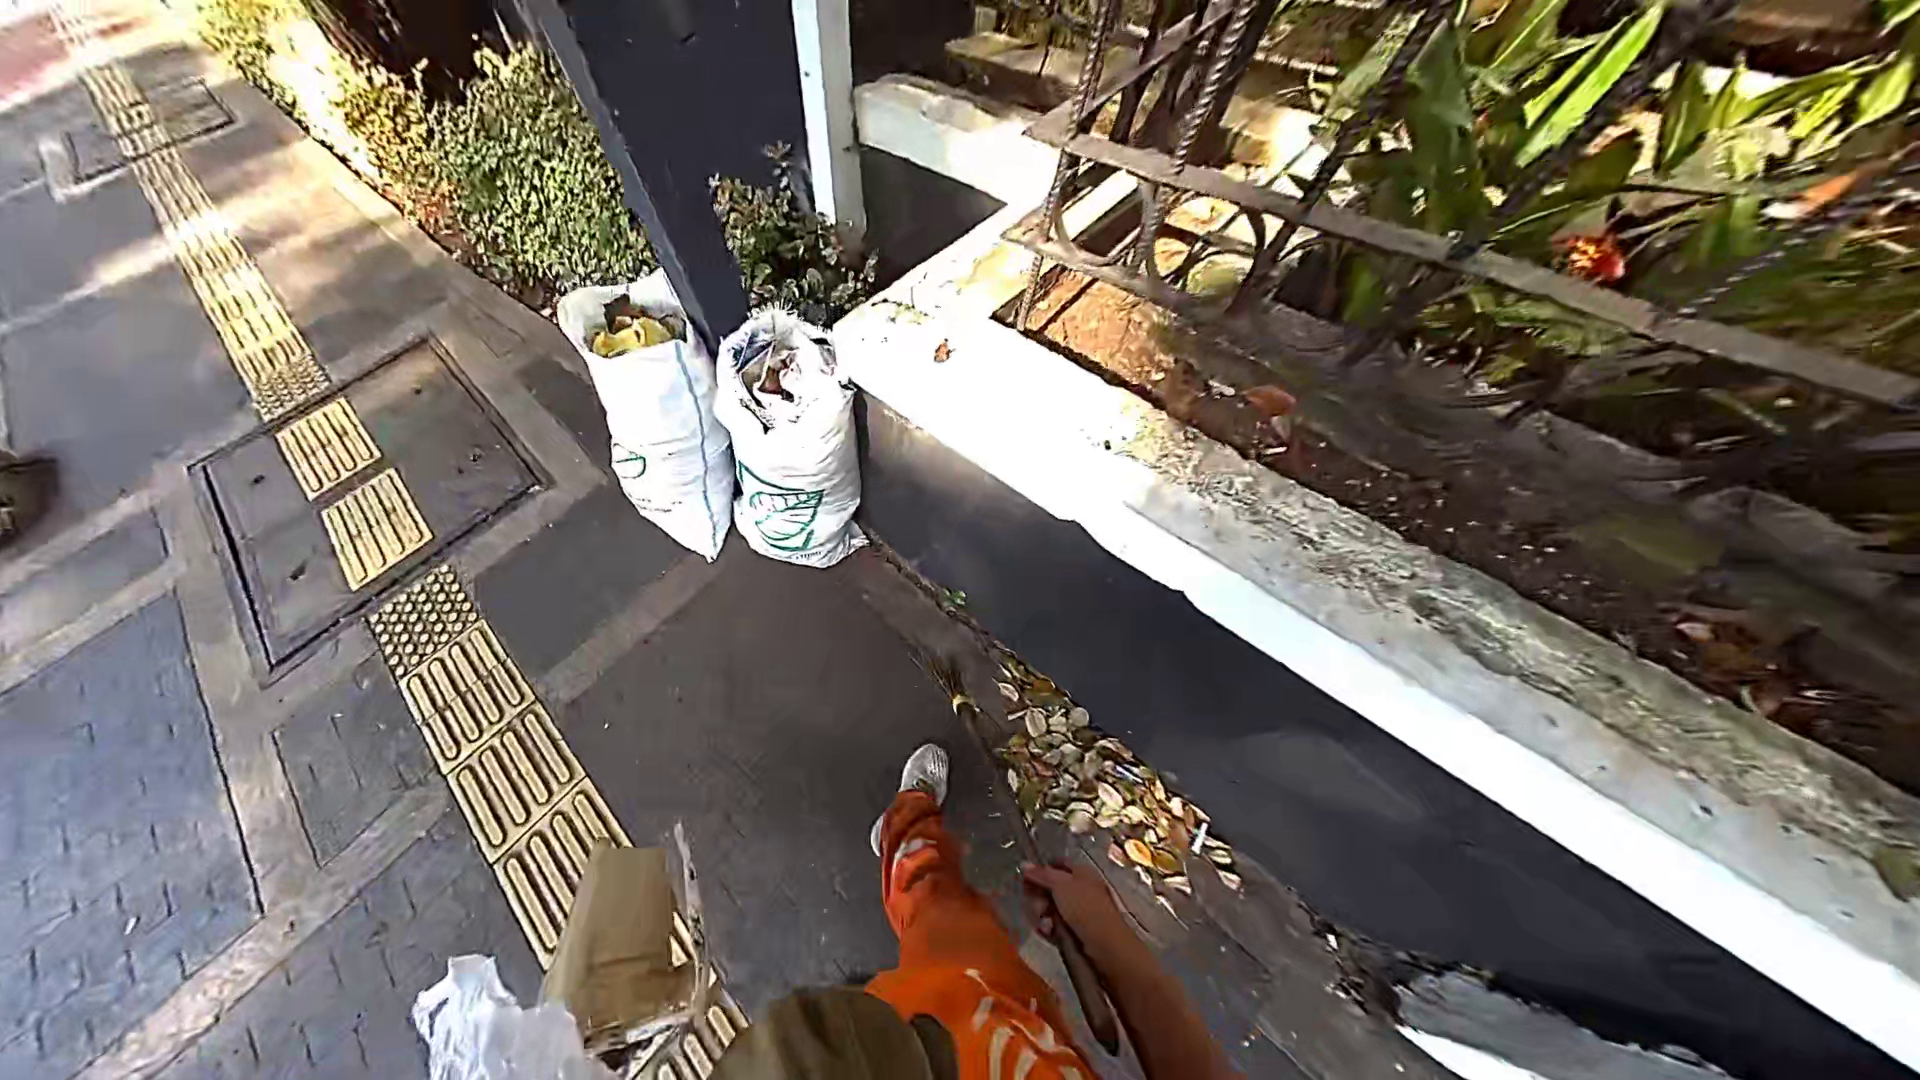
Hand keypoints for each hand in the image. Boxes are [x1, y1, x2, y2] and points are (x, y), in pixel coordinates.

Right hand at [1022, 860, 1144, 968]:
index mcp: (1081, 872)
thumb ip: (1041, 874)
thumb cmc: (1084, 907)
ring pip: (1050, 908)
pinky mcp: (1075, 933)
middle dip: (1038, 896)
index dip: (1041, 869)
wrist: (1105, 946)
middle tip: (1037, 905)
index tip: (1026, 878)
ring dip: (1041, 915)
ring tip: (1044, 923)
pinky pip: (1055, 926)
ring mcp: (1078, 912)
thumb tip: (1024, 864)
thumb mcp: (1060, 884)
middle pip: (1050, 887)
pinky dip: (1049, 928)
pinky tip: (1047, 932)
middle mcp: (1080, 889)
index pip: (1057, 864)